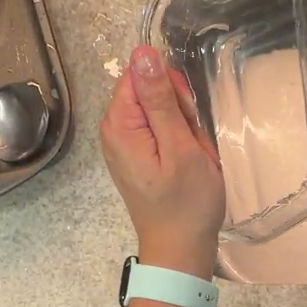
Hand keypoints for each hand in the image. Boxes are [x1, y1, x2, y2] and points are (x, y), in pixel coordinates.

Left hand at [99, 45, 225, 280]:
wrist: (180, 253)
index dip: (170, 90)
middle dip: (179, 114)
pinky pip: (162, 137)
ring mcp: (125, 147)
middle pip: (150, 94)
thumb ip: (161, 100)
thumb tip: (143, 53)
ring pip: (161, 116)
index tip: (187, 119)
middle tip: (192, 147)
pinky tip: (187, 168)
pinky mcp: (137, 161)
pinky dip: (180, 148)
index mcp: (120, 124)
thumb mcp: (180, 148)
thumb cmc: (186, 206)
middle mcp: (114, 131)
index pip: (141, 74)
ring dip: (184, 133)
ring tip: (191, 162)